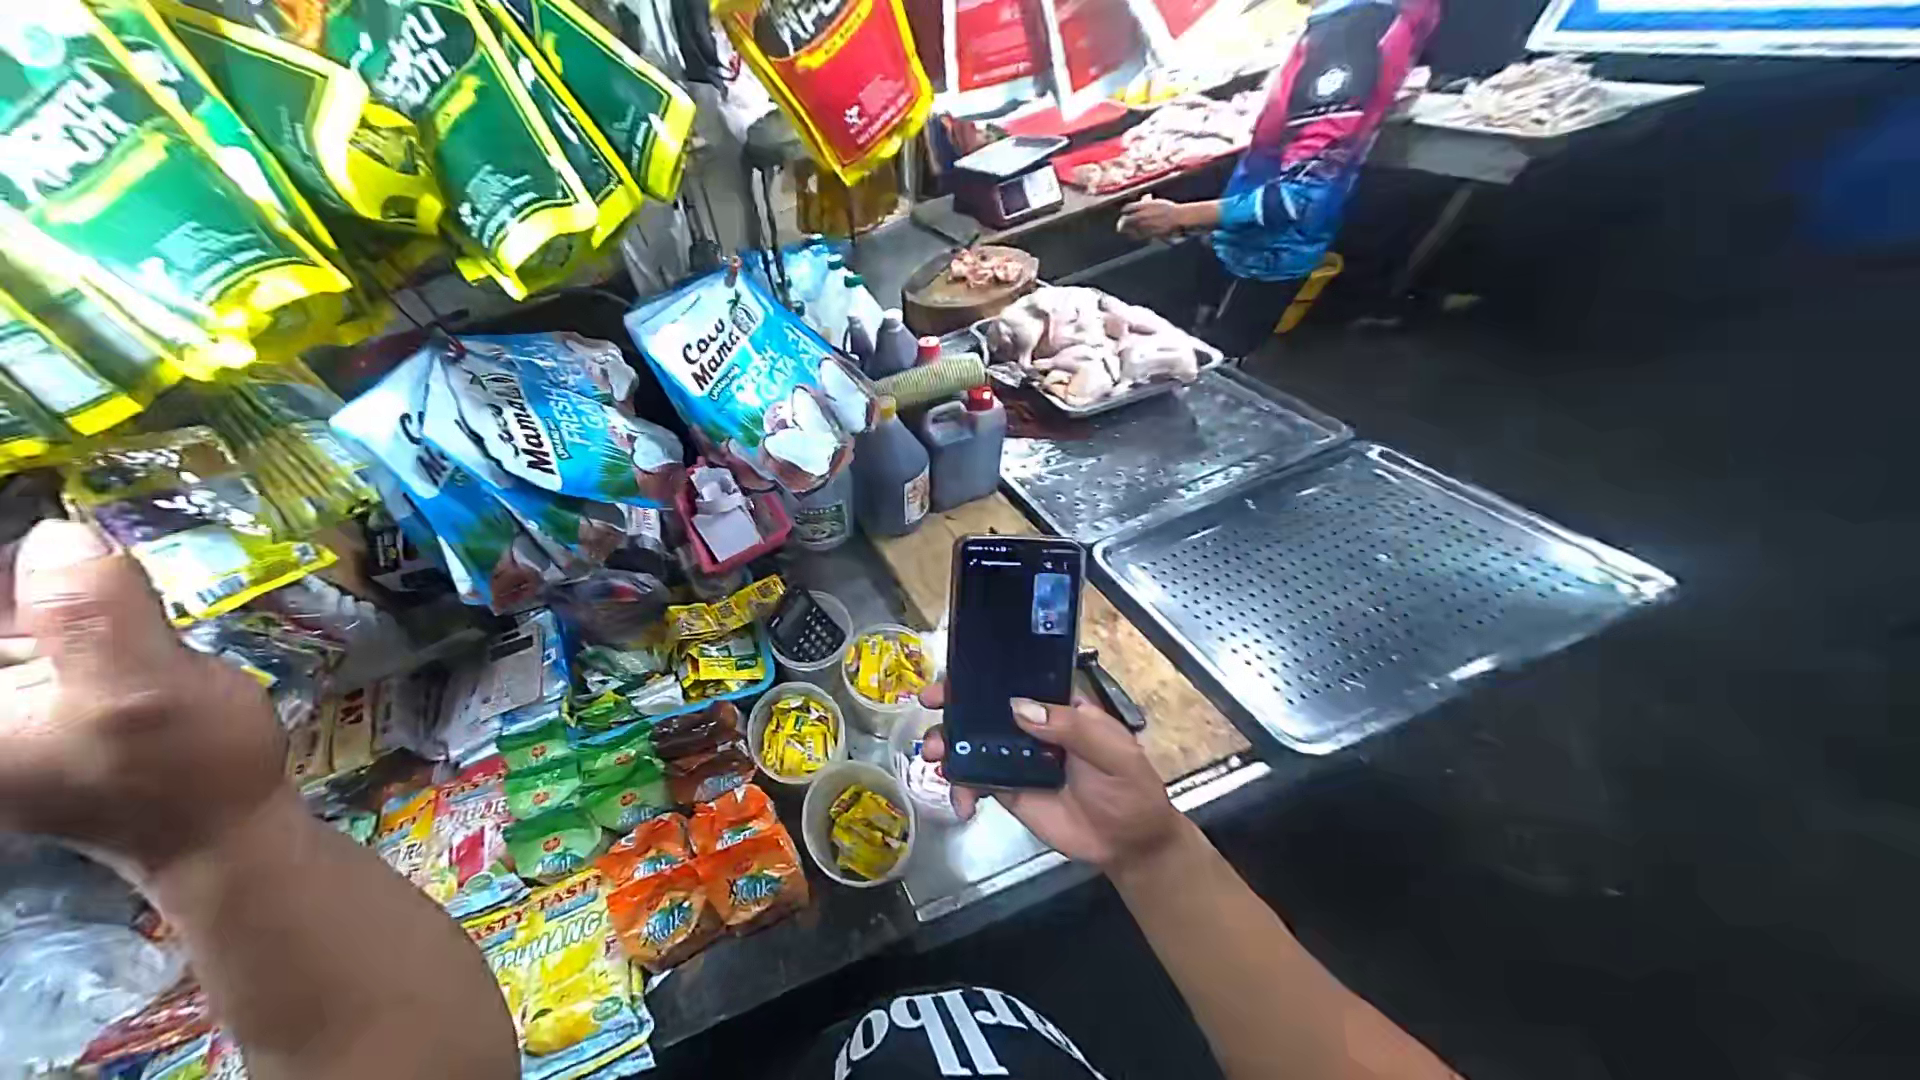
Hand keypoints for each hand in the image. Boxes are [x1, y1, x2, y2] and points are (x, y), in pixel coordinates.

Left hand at [0, 520, 286, 878]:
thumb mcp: (144, 686)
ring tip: (109, 573)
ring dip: (55, 587)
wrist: (221, 826)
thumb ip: (95, 613)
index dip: (13, 566)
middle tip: (90, 550)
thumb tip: (61, 532)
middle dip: (36, 574)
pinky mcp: (30, 702)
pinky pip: (38, 637)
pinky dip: (72, 609)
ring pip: (15, 618)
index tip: (59, 537)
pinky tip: (118, 610)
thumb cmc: (185, 763)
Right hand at [918, 682, 1185, 871]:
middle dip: (952, 705)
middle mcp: (1030, 725)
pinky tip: (961, 801)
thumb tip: (1019, 707)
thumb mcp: (1111, 749)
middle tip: (931, 707)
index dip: (982, 675)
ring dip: (947, 744)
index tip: (954, 676)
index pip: (1016, 679)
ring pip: (972, 742)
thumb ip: (1070, 727)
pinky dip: (960, 788)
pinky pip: (975, 781)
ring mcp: (1015, 757)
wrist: (1129, 841)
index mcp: (1056, 704)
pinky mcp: (1007, 789)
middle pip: (984, 707)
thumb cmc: (1128, 784)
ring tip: (935, 757)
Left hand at [1117, 196, 1196, 239]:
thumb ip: (1148, 201)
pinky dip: (1132, 234)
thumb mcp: (1157, 202)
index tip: (1124, 212)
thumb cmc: (1168, 208)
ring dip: (1125, 229)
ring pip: (1130, 228)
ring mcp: (1144, 225)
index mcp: (1144, 206)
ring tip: (1122, 229)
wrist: (1176, 216)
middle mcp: (1142, 215)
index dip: (1125, 210)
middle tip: (1120, 224)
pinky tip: (1132, 234)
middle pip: (1126, 219)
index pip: (1128, 208)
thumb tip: (1145, 197)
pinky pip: (1136, 234)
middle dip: (1122, 222)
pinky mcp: (1148, 232)